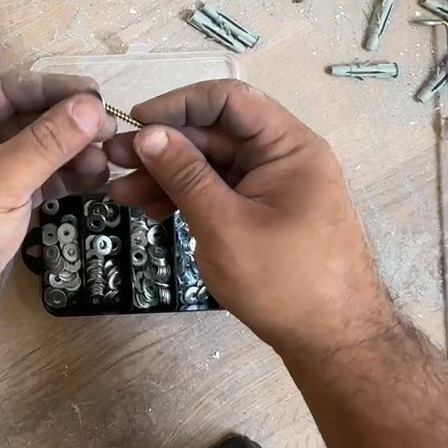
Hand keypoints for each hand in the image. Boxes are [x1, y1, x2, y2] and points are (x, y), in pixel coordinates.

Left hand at [0, 74, 115, 326]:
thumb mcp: (2, 179)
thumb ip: (48, 141)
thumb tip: (91, 107)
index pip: (9, 90)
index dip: (53, 89)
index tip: (94, 93)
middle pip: (26, 119)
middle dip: (67, 125)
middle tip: (108, 130)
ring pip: (36, 151)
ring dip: (71, 153)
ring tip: (106, 159)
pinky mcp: (1, 203)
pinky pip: (38, 178)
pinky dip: (64, 177)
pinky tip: (95, 178)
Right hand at [105, 80, 394, 358]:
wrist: (334, 346)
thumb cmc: (286, 282)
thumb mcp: (225, 225)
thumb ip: (184, 175)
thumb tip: (147, 134)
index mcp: (288, 146)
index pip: (228, 100)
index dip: (178, 104)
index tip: (137, 121)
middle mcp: (279, 157)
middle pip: (212, 133)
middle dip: (161, 145)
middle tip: (113, 160)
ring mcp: (268, 185)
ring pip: (206, 164)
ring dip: (163, 174)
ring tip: (120, 193)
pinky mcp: (257, 211)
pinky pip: (214, 190)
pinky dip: (182, 196)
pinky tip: (149, 209)